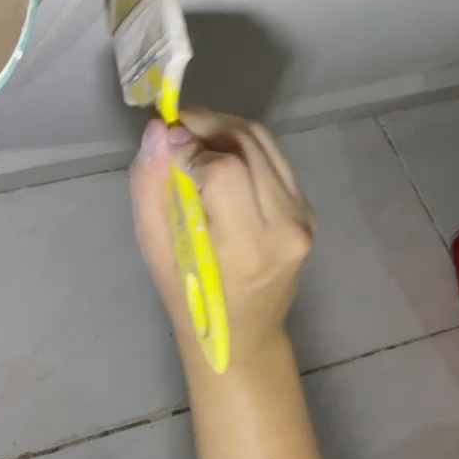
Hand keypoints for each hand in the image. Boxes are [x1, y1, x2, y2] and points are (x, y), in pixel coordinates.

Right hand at [129, 109, 313, 370]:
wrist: (243, 335)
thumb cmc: (188, 295)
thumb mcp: (153, 246)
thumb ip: (150, 185)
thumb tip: (158, 129)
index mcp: (248, 244)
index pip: (225, 168)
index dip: (189, 146)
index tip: (162, 145)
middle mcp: (286, 226)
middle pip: (247, 143)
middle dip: (205, 124)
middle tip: (171, 130)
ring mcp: (303, 217)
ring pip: (263, 141)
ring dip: (222, 128)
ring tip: (190, 138)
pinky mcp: (307, 210)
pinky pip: (272, 157)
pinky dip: (240, 144)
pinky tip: (215, 155)